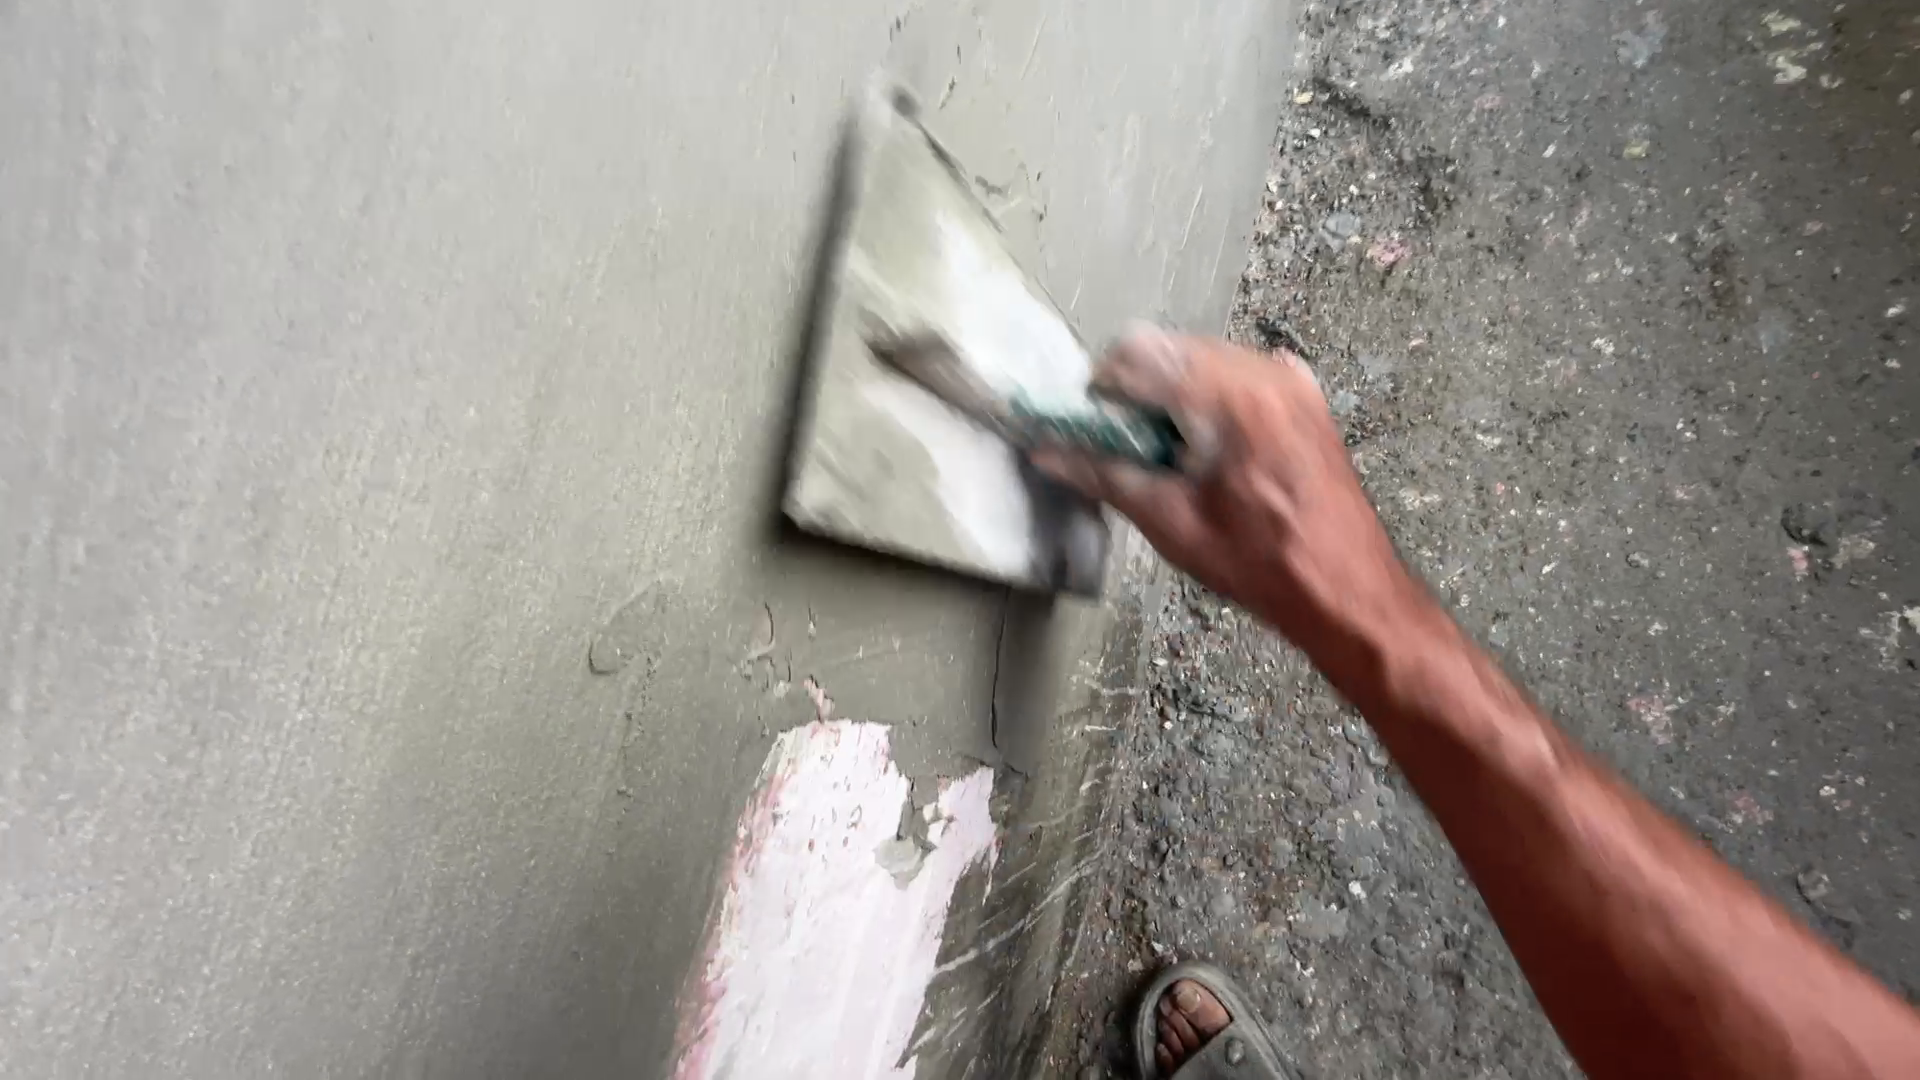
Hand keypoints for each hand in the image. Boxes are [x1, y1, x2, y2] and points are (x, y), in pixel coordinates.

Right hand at [1032, 326, 1421, 653]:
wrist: (1345, 589)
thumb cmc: (1256, 563)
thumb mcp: (1168, 521)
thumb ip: (1102, 474)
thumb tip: (1045, 451)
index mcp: (1228, 397)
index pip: (1136, 353)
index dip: (1100, 389)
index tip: (1093, 431)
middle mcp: (1263, 370)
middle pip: (1168, 347)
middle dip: (1135, 390)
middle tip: (1129, 447)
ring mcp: (1290, 379)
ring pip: (1201, 357)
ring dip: (1169, 393)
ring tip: (1170, 452)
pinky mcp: (1305, 395)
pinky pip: (1237, 373)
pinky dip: (1208, 397)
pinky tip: (1210, 446)